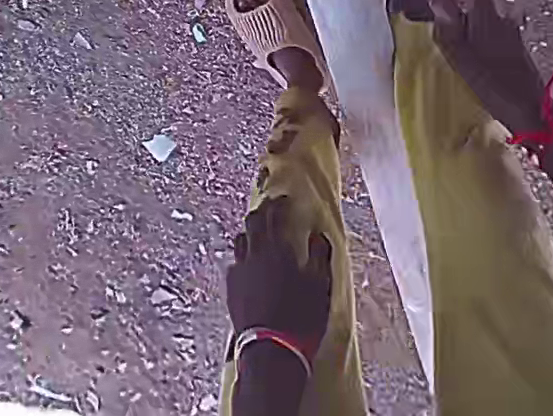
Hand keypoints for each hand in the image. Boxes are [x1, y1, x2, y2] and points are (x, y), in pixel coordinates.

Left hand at [225, 197, 331, 351]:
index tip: (285, 200)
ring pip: (241, 240)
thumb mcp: (320, 284)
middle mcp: (254, 252)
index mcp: (276, 246)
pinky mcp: (231, 289)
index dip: (278, 202)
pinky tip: (252, 267)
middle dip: (262, 212)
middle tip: (271, 210)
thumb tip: (317, 235)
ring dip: (251, 234)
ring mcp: (239, 270)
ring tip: (261, 237)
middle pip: (252, 221)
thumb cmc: (301, 316)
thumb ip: (320, 254)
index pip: (273, 212)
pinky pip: (236, 263)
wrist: (270, 353)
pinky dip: (245, 258)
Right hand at [415, 0, 548, 135]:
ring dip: (470, 9)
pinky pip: (494, 25)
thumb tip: (437, 4)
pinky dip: (480, 25)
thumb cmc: (492, 85)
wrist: (532, 110)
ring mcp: (512, 31)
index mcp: (486, 17)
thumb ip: (447, 29)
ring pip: (487, 10)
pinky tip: (473, 43)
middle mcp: (501, 18)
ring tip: (454, 23)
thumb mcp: (461, 58)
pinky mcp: (517, 45)